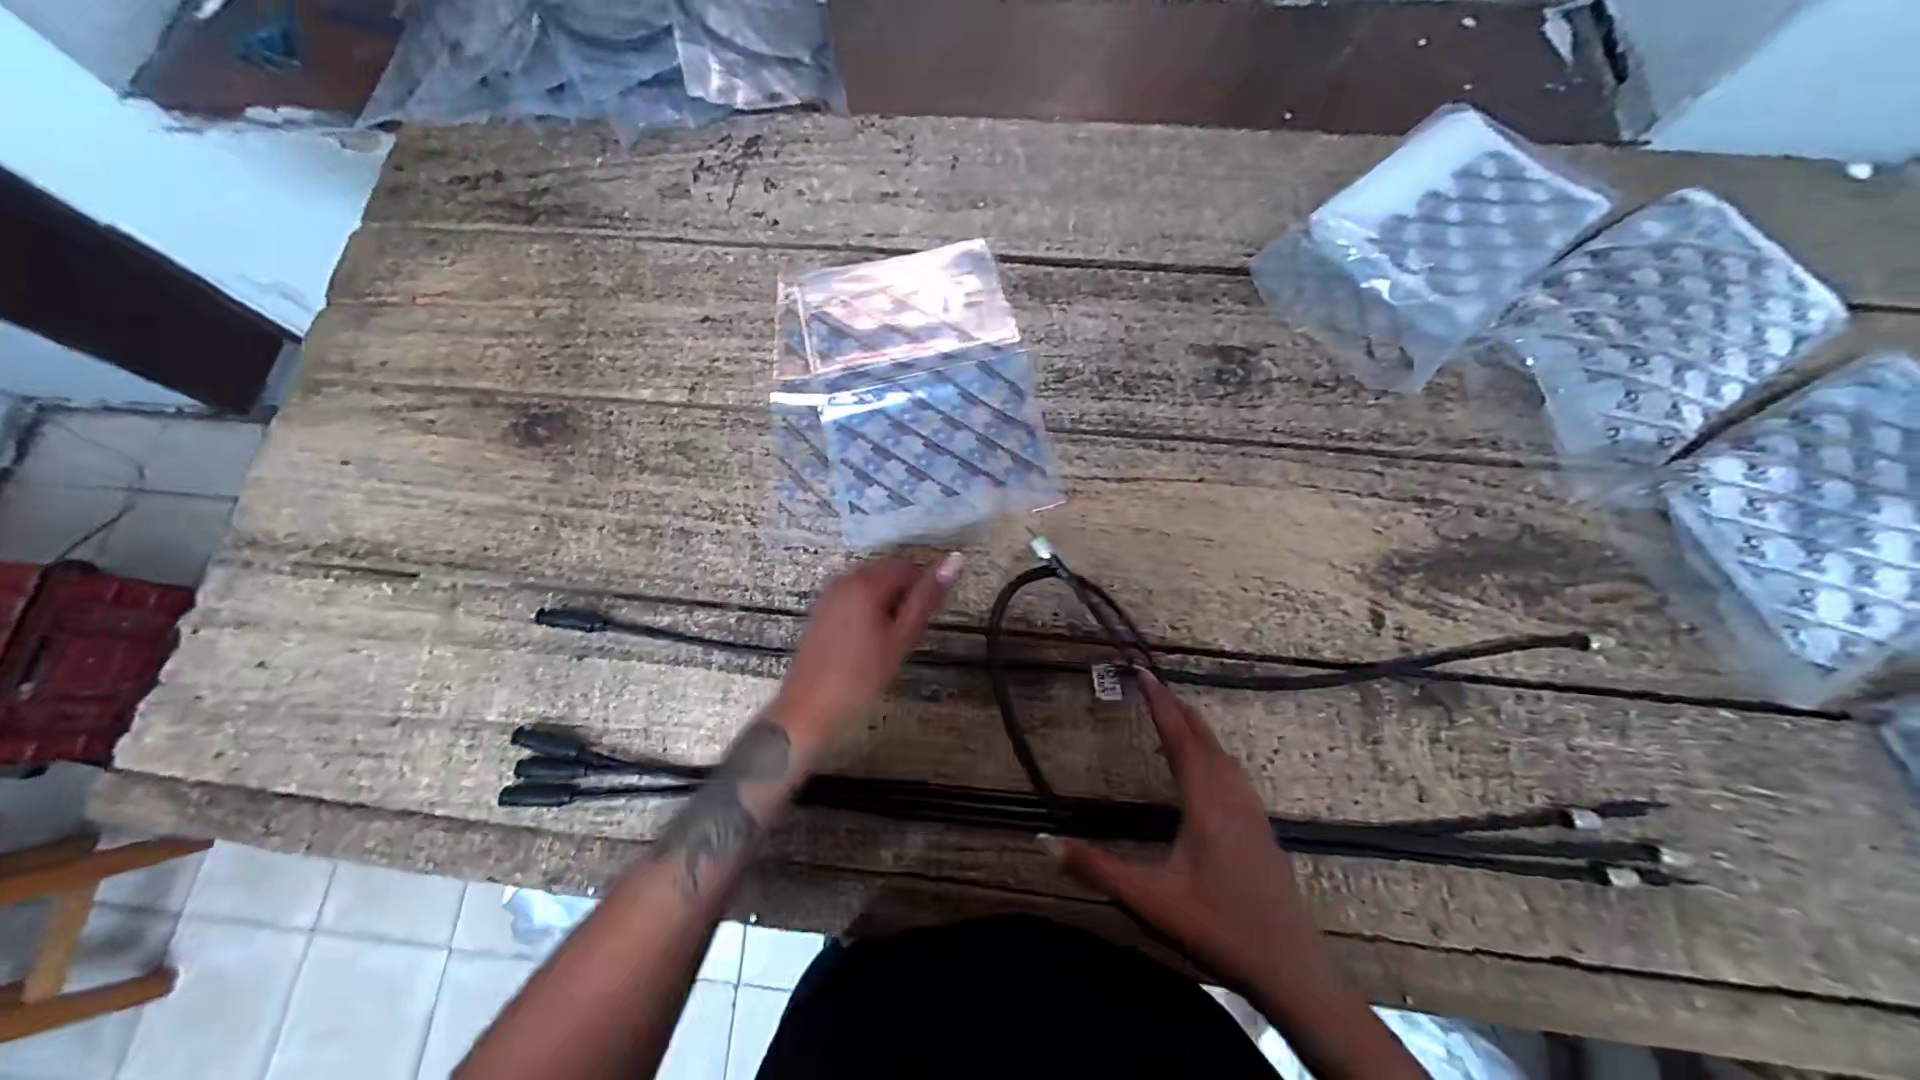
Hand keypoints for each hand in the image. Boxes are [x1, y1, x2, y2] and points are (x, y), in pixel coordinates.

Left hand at [774, 554, 962, 739]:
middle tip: (912, 629)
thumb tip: (953, 561)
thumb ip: (926, 597)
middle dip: (905, 592)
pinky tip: (870, 639)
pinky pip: (853, 596)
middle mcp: (845, 580)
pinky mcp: (822, 610)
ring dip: (887, 600)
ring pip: (870, 584)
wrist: (810, 708)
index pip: (907, 566)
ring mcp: (830, 594)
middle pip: (887, 571)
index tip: (929, 614)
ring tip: (892, 637)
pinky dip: (868, 607)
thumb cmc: (861, 676)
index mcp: (866, 584)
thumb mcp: (902, 638)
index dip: (924, 586)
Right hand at [1054, 671, 1319, 992]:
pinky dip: (1214, 753)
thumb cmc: (1218, 929)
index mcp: (1206, 805)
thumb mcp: (1149, 901)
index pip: (1180, 740)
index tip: (1143, 673)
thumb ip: (1096, 869)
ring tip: (1178, 716)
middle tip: (1154, 684)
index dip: (1160, 705)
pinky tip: (1212, 769)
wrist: (1292, 969)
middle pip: (1205, 741)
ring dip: (1199, 730)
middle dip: (1178, 709)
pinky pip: (1235, 775)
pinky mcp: (1263, 832)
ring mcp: (1253, 815)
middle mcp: (1232, 800)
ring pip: (1224, 757)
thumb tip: (1043, 840)